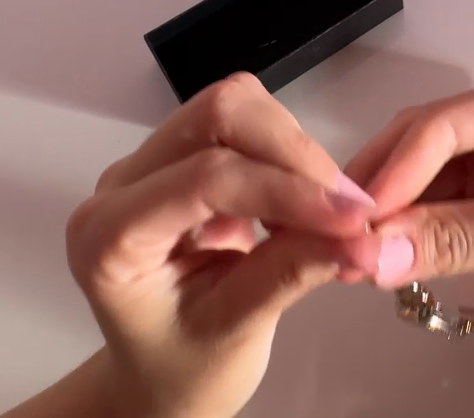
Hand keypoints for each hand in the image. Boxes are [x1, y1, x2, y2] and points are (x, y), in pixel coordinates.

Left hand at [60, 73, 381, 417]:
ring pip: (236, 104)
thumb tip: (362, 238)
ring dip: (294, 147)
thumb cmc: (184, 366)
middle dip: (293, 150)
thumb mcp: (236, 334)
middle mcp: (124, 179)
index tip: (352, 219)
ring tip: (325, 209)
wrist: (159, 369)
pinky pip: (245, 118)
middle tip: (347, 206)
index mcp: (111, 234)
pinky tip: (302, 198)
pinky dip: (287, 149)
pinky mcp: (185, 148)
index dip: (285, 188)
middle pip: (217, 113)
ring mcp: (153, 156)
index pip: (205, 177)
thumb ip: (292, 272)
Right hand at [345, 70, 473, 370]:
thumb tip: (373, 251)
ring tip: (352, 251)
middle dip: (385, 189)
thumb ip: (455, 239)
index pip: (446, 125)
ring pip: (429, 184)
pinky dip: (414, 237)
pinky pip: (443, 215)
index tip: (353, 211)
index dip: (396, 167)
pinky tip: (385, 257)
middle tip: (338, 232)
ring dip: (393, 217)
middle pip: (428, 149)